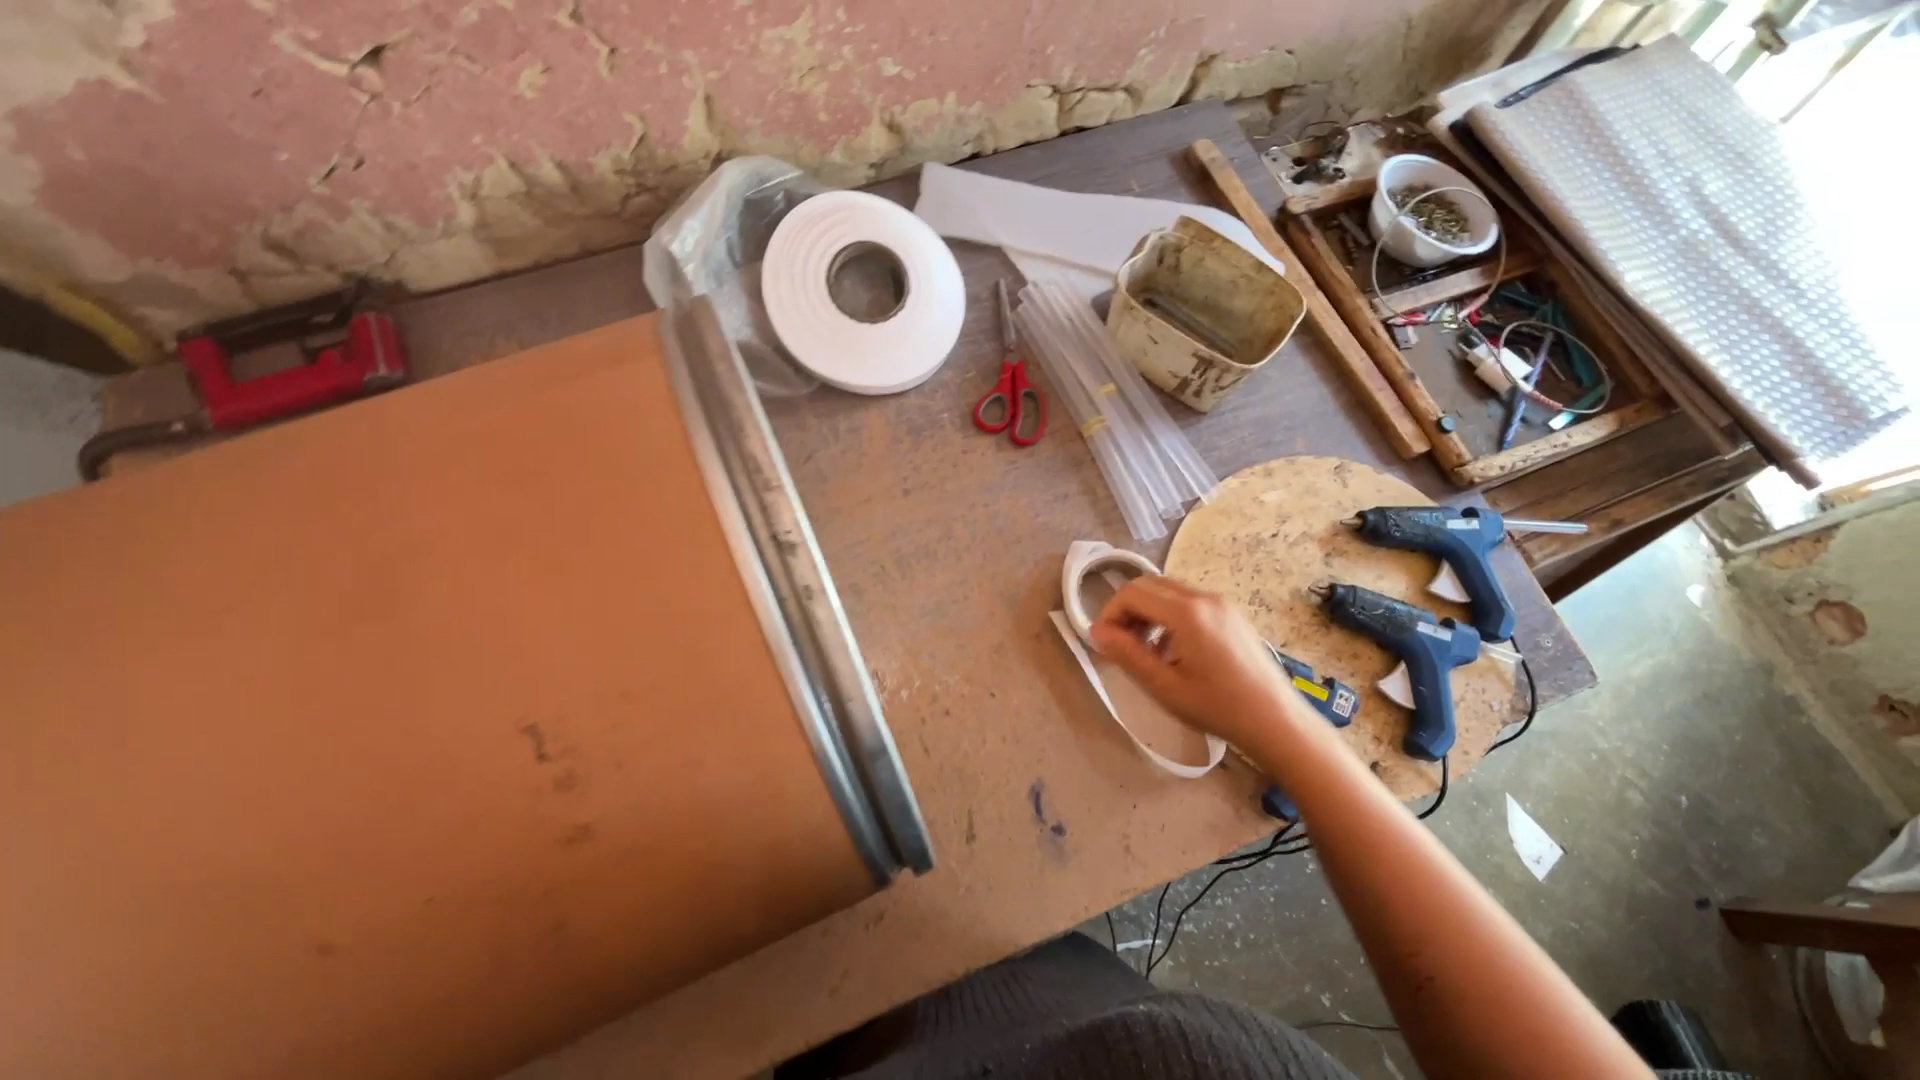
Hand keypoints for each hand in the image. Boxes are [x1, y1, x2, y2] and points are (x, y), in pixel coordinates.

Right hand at [1088, 575, 1313, 750]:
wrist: (1277, 721)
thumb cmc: (1218, 707)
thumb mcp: (1165, 686)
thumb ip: (1127, 655)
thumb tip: (1096, 632)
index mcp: (1186, 612)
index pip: (1132, 593)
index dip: (1109, 613)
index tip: (1103, 643)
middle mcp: (1204, 597)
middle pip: (1150, 585)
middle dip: (1127, 610)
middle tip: (1121, 645)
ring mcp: (1222, 604)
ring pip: (1169, 592)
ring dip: (1148, 614)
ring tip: (1146, 652)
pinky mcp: (1232, 615)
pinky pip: (1190, 603)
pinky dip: (1170, 617)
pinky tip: (1174, 653)